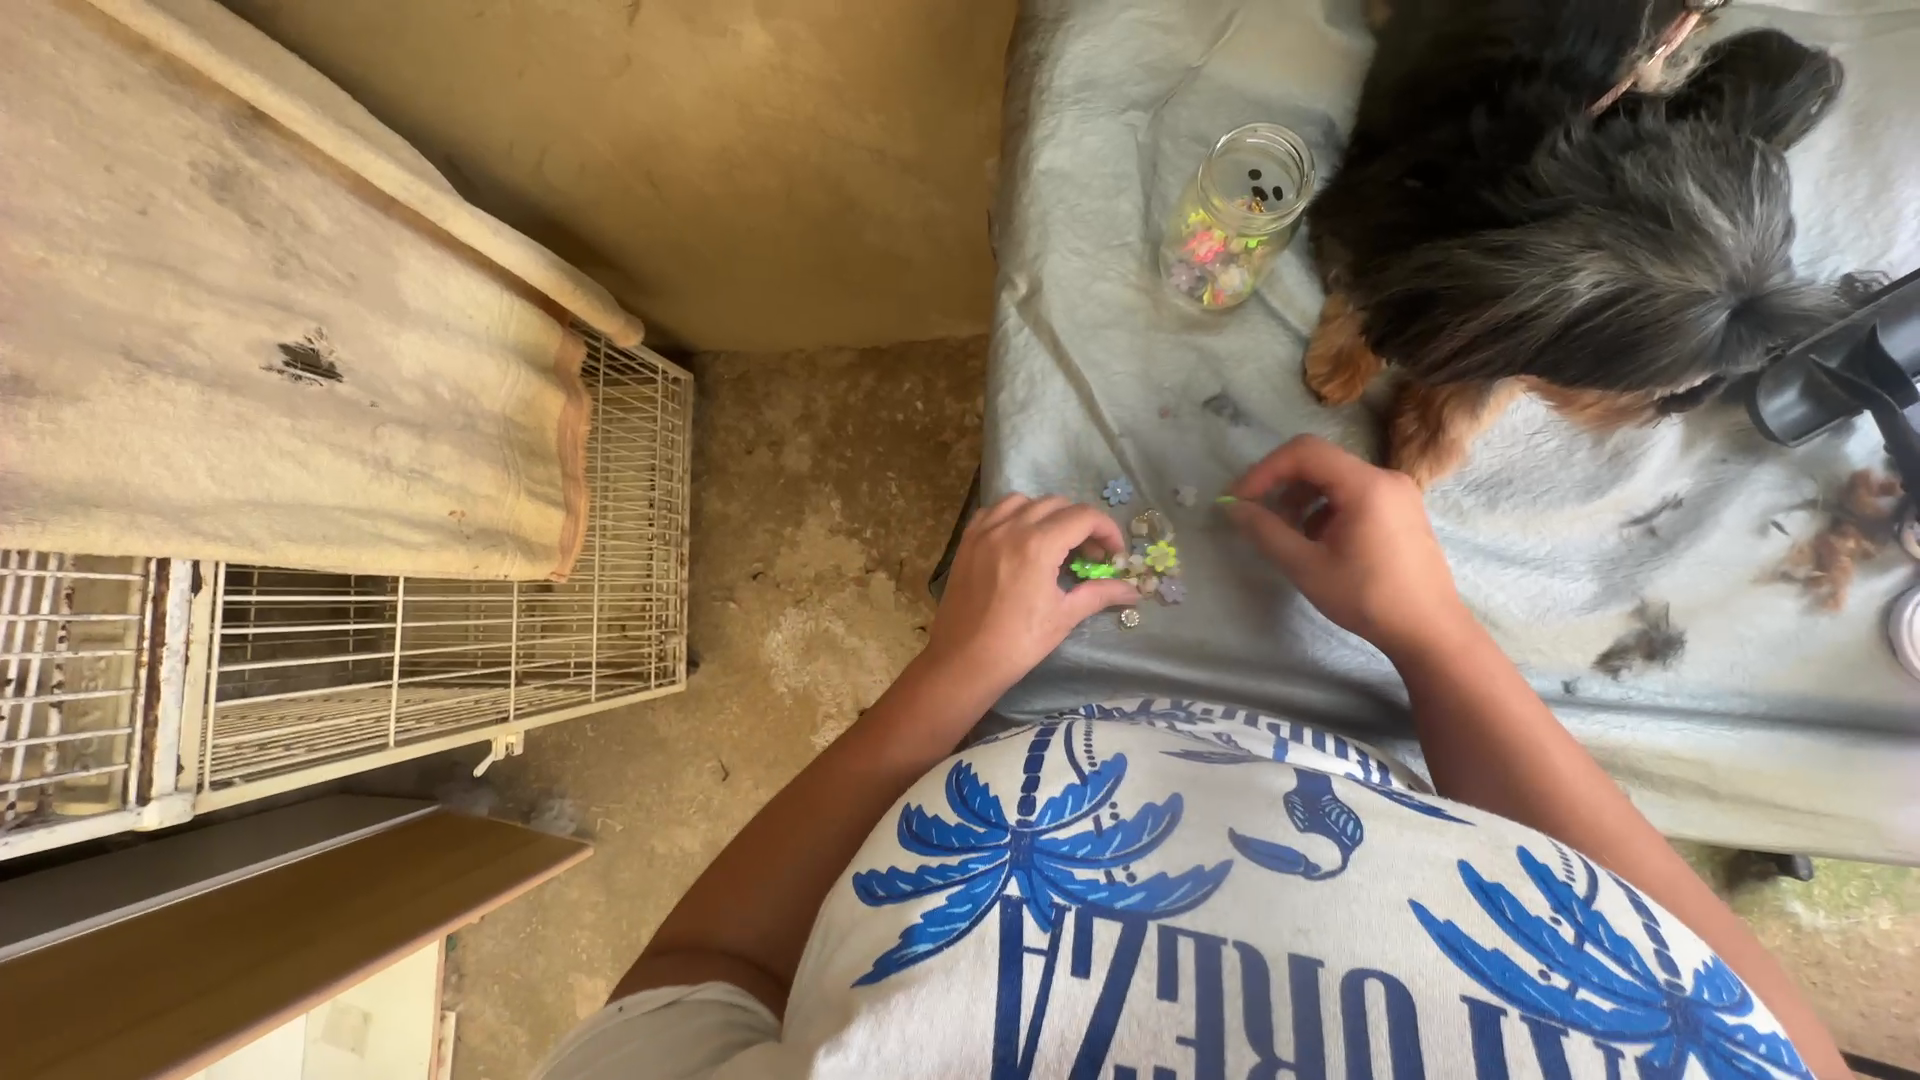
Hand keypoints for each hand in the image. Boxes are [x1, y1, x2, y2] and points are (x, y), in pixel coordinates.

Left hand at [926, 494, 1139, 687]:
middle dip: (1081, 524)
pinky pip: (994, 512)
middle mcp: (1010, 528)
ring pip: (1024, 501)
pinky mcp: (967, 541)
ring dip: (1047, 514)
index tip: (1114, 554)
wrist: (964, 661)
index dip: (1107, 530)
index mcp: (1037, 545)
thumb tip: (1134, 590)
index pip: (1084, 517)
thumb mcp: (1064, 616)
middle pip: (1057, 504)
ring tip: (1055, 543)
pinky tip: (1021, 539)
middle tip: (1089, 555)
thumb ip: (1099, 594)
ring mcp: (984, 532)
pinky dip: (1014, 516)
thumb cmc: (1018, 642)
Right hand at [1226, 435, 1473, 661]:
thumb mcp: (1306, 566)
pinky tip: (1318, 542)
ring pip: (1335, 478)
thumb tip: (1234, 507)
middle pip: (1320, 462)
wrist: (1429, 631)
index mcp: (1366, 485)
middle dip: (1281, 484)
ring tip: (1287, 534)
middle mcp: (1385, 478)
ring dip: (1302, 498)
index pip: (1304, 452)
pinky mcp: (1401, 510)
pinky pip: (1354, 494)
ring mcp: (1398, 493)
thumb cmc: (1366, 598)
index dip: (1264, 470)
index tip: (1240, 500)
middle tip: (1257, 515)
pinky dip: (1325, 508)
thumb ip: (1266, 531)